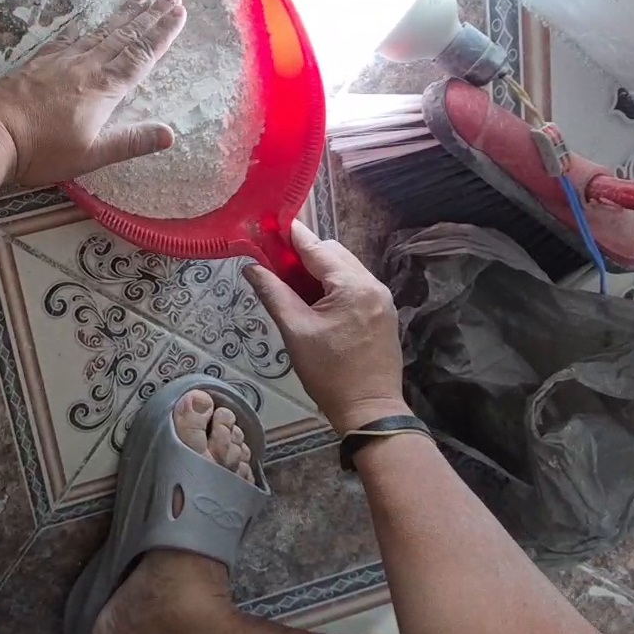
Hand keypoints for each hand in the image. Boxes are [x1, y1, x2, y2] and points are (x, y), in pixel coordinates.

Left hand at [0, 0, 185, 185]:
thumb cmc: (42, 150)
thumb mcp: (91, 155)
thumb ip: (130, 142)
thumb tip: (171, 134)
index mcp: (104, 89)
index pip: (140, 55)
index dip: (162, 33)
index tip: (180, 11)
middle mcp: (86, 67)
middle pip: (124, 35)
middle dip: (150, 15)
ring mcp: (61, 60)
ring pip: (100, 31)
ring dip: (124, 14)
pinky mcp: (40, 62)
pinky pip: (72, 37)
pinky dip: (89, 26)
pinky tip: (92, 22)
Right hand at [244, 222, 408, 431]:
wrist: (369, 409)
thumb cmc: (329, 372)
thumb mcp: (295, 331)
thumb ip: (273, 293)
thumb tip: (251, 267)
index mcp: (352, 286)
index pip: (317, 248)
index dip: (292, 235)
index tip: (269, 223)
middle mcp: (372, 285)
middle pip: (334, 253)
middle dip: (304, 252)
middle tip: (273, 260)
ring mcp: (381, 298)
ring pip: (345, 267)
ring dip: (318, 268)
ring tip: (290, 281)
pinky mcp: (382, 312)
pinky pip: (353, 284)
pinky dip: (331, 283)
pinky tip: (313, 297)